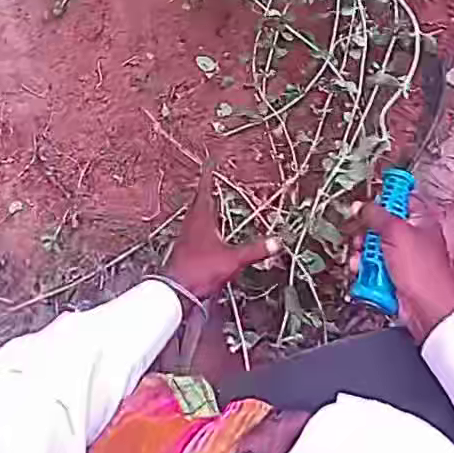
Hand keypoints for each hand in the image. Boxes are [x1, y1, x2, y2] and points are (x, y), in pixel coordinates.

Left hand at [162, 160, 277, 299]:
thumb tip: (277, 242)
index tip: (211, 161)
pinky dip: (203, 219)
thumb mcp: (232, 259)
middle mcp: (192, 221)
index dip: (208, 175)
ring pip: (196, 212)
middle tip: (213, 177)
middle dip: (207, 187)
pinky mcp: (185, 246)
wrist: (175, 291)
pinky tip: (209, 228)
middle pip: (199, 199)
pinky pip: (195, 225)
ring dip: (204, 203)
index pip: (205, 189)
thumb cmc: (201, 269)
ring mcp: (187, 234)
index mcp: (201, 217)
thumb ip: (254, 250)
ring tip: (213, 199)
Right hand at [347, 201, 453, 343]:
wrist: (429, 313)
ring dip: (363, 253)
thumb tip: (361, 206)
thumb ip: (376, 215)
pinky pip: (372, 266)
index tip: (369, 202)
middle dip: (366, 231)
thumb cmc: (424, 273)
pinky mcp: (393, 276)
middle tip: (362, 236)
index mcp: (419, 219)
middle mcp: (411, 236)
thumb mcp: (396, 233)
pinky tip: (363, 272)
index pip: (399, 197)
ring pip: (373, 246)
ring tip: (362, 258)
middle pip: (380, 223)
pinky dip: (365, 270)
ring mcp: (402, 257)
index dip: (383, 197)